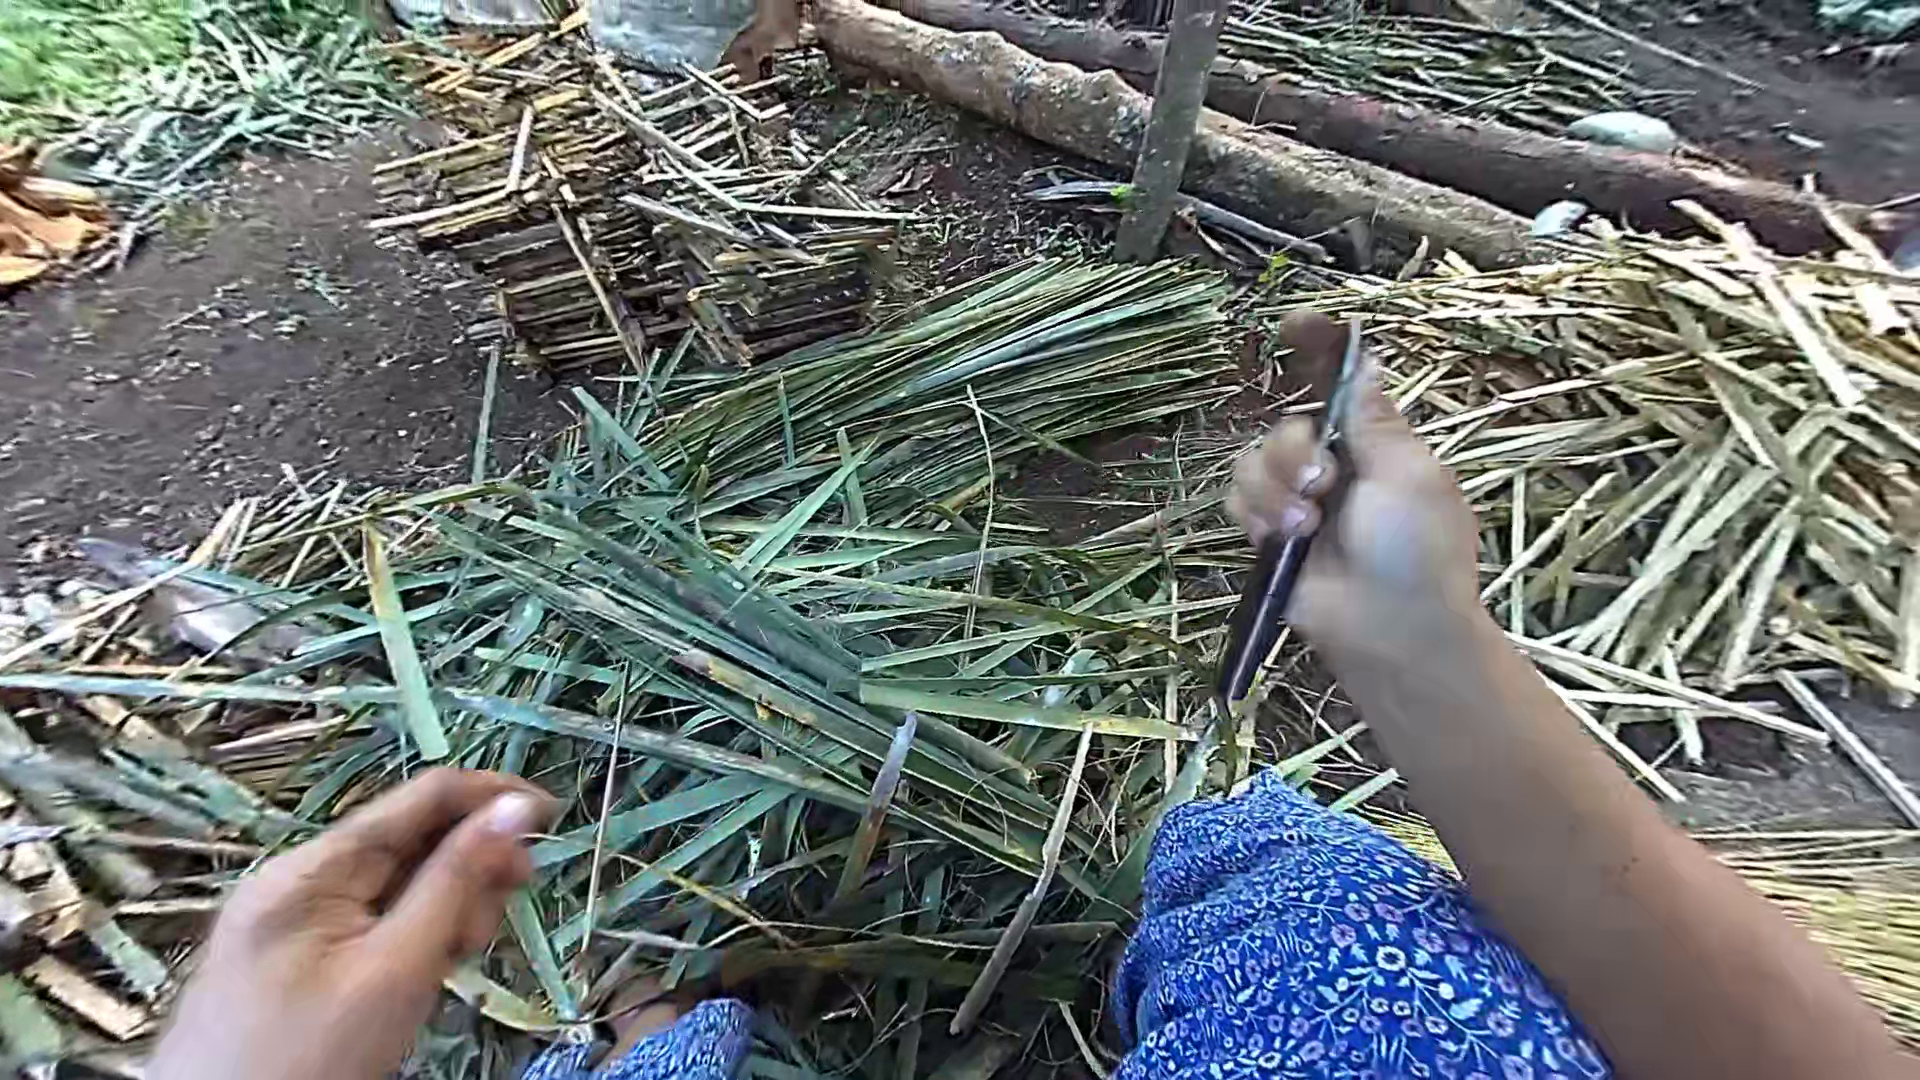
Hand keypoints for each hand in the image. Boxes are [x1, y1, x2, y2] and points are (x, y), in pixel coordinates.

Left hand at [149, 769, 557, 1079]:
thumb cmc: (311, 1061)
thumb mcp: (401, 964)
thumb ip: (460, 875)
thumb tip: (519, 805)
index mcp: (316, 868)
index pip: (429, 793)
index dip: (498, 794)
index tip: (552, 818)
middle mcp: (309, 874)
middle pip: (426, 833)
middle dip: (478, 861)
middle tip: (511, 899)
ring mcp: (306, 910)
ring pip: (417, 870)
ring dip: (459, 897)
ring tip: (464, 948)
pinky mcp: (312, 943)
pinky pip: (394, 906)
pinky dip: (431, 922)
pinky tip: (439, 957)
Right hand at [1228, 311, 1483, 667]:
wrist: (1384, 625)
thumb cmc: (1416, 550)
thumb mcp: (1409, 476)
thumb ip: (1376, 423)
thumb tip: (1368, 365)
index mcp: (1371, 443)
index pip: (1339, 382)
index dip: (1317, 349)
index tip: (1292, 324)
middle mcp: (1327, 464)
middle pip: (1283, 427)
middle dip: (1292, 454)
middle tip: (1321, 486)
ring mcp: (1291, 498)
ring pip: (1250, 463)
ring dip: (1272, 491)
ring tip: (1303, 526)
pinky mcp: (1264, 528)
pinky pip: (1235, 500)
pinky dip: (1254, 515)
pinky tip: (1282, 538)